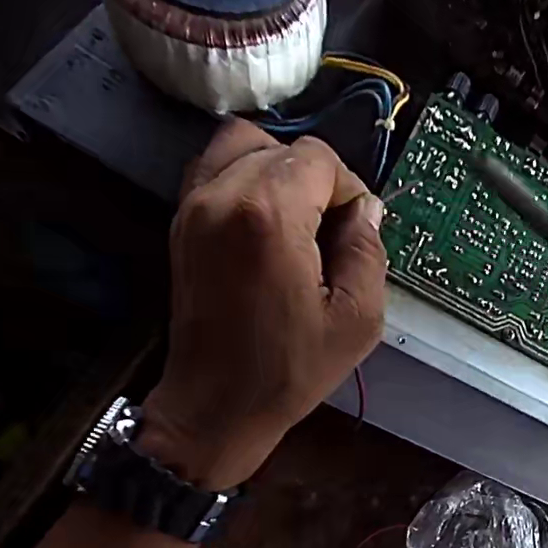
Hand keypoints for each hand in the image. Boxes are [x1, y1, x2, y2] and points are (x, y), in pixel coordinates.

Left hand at [140, 120, 386, 488]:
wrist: (217, 403)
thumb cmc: (291, 369)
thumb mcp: (358, 319)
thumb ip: (368, 252)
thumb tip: (366, 210)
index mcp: (270, 216)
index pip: (318, 159)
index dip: (349, 189)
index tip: (355, 232)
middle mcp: (223, 195)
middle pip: (283, 148)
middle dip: (318, 182)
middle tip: (332, 234)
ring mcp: (192, 205)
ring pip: (243, 144)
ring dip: (280, 171)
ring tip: (299, 220)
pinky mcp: (179, 221)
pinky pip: (215, 167)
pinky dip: (247, 178)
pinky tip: (268, 224)